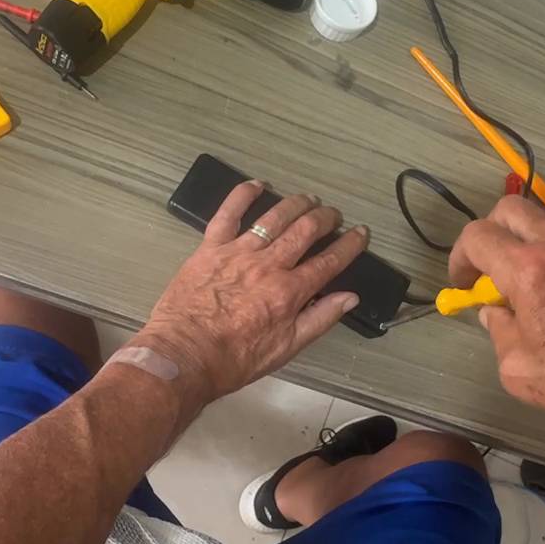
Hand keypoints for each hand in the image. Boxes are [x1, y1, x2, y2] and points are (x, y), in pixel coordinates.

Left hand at [137, 181, 368, 401]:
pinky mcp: (211, 247)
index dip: (350, 245)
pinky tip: (257, 184)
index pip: (329, 261)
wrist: (183, 357)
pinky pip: (228, 213)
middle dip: (326, 218)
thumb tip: (349, 297)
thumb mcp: (286, 349)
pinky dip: (243, 194)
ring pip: (275, 216)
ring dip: (296, 204)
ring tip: (308, 199)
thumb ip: (320, 319)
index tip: (360, 233)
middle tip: (334, 215)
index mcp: (289, 292)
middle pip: (306, 230)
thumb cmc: (234, 359)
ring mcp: (239, 252)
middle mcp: (269, 265)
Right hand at [448, 196, 544, 450]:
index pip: (477, 236)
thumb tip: (496, 315)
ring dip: (530, 251)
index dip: (459, 257)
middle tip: (489, 269)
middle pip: (511, 210)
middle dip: (490, 233)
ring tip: (535, 298)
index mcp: (528, 270)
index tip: (462, 283)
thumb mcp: (520, 371)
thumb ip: (499, 334)